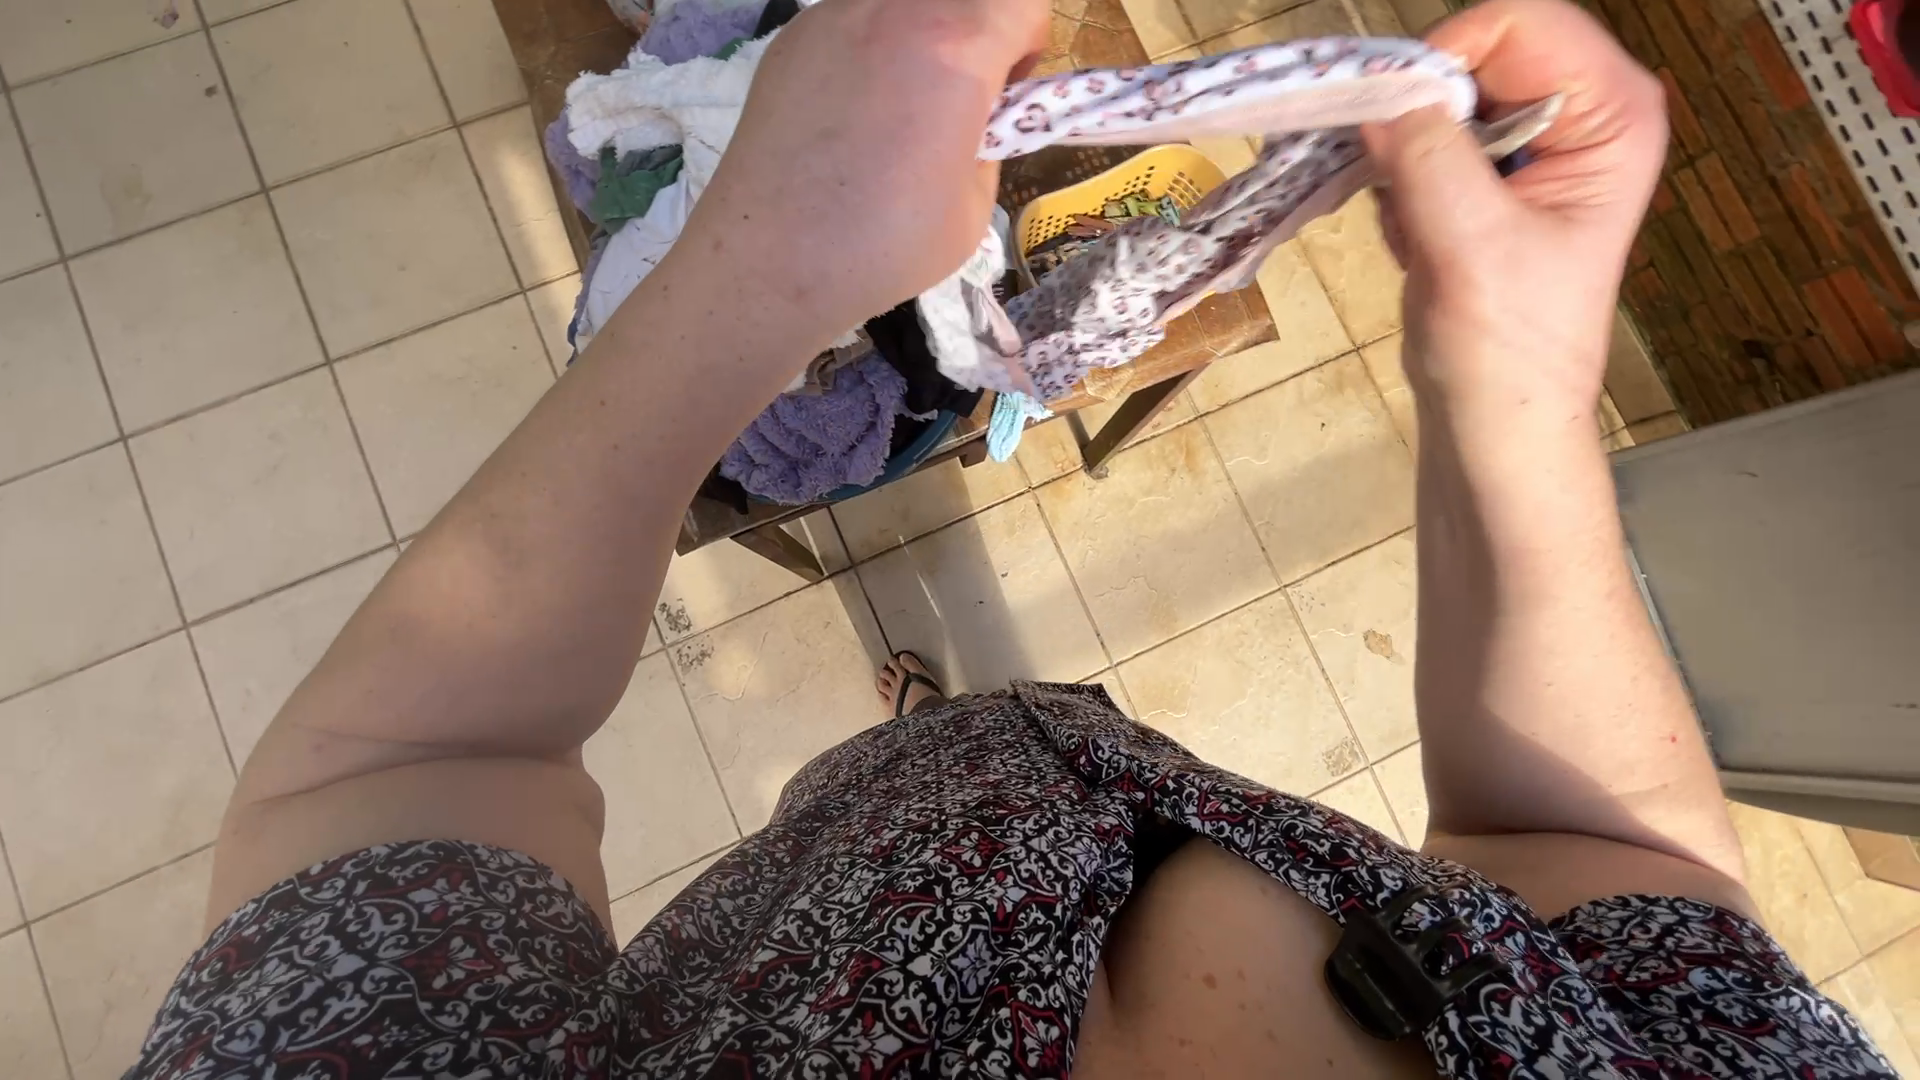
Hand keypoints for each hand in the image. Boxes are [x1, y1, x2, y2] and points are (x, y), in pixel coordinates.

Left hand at [675, 0, 1048, 340]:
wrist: (776, 260)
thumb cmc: (884, 247)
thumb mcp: (970, 213)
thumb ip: (984, 149)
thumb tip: (971, 128)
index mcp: (955, 49)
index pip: (1023, 1)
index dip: (1028, 46)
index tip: (1008, 92)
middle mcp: (895, 10)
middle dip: (974, 38)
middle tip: (956, 101)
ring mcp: (835, 16)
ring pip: (901, 9)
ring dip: (917, 44)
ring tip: (893, 113)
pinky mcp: (792, 39)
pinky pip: (850, 27)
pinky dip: (865, 57)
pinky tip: (843, 122)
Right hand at [1360, 0, 1665, 421]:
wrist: (1490, 416)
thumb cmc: (1505, 346)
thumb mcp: (1472, 248)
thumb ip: (1429, 163)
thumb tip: (1377, 99)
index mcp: (1607, 114)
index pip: (1521, 26)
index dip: (1444, 55)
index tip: (1379, 112)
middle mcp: (1570, 118)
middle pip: (1476, 61)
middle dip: (1414, 110)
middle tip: (1377, 172)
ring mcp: (1518, 156)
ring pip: (1437, 109)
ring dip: (1398, 159)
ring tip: (1407, 226)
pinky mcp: (1474, 191)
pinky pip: (1417, 154)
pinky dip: (1393, 189)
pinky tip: (1407, 239)